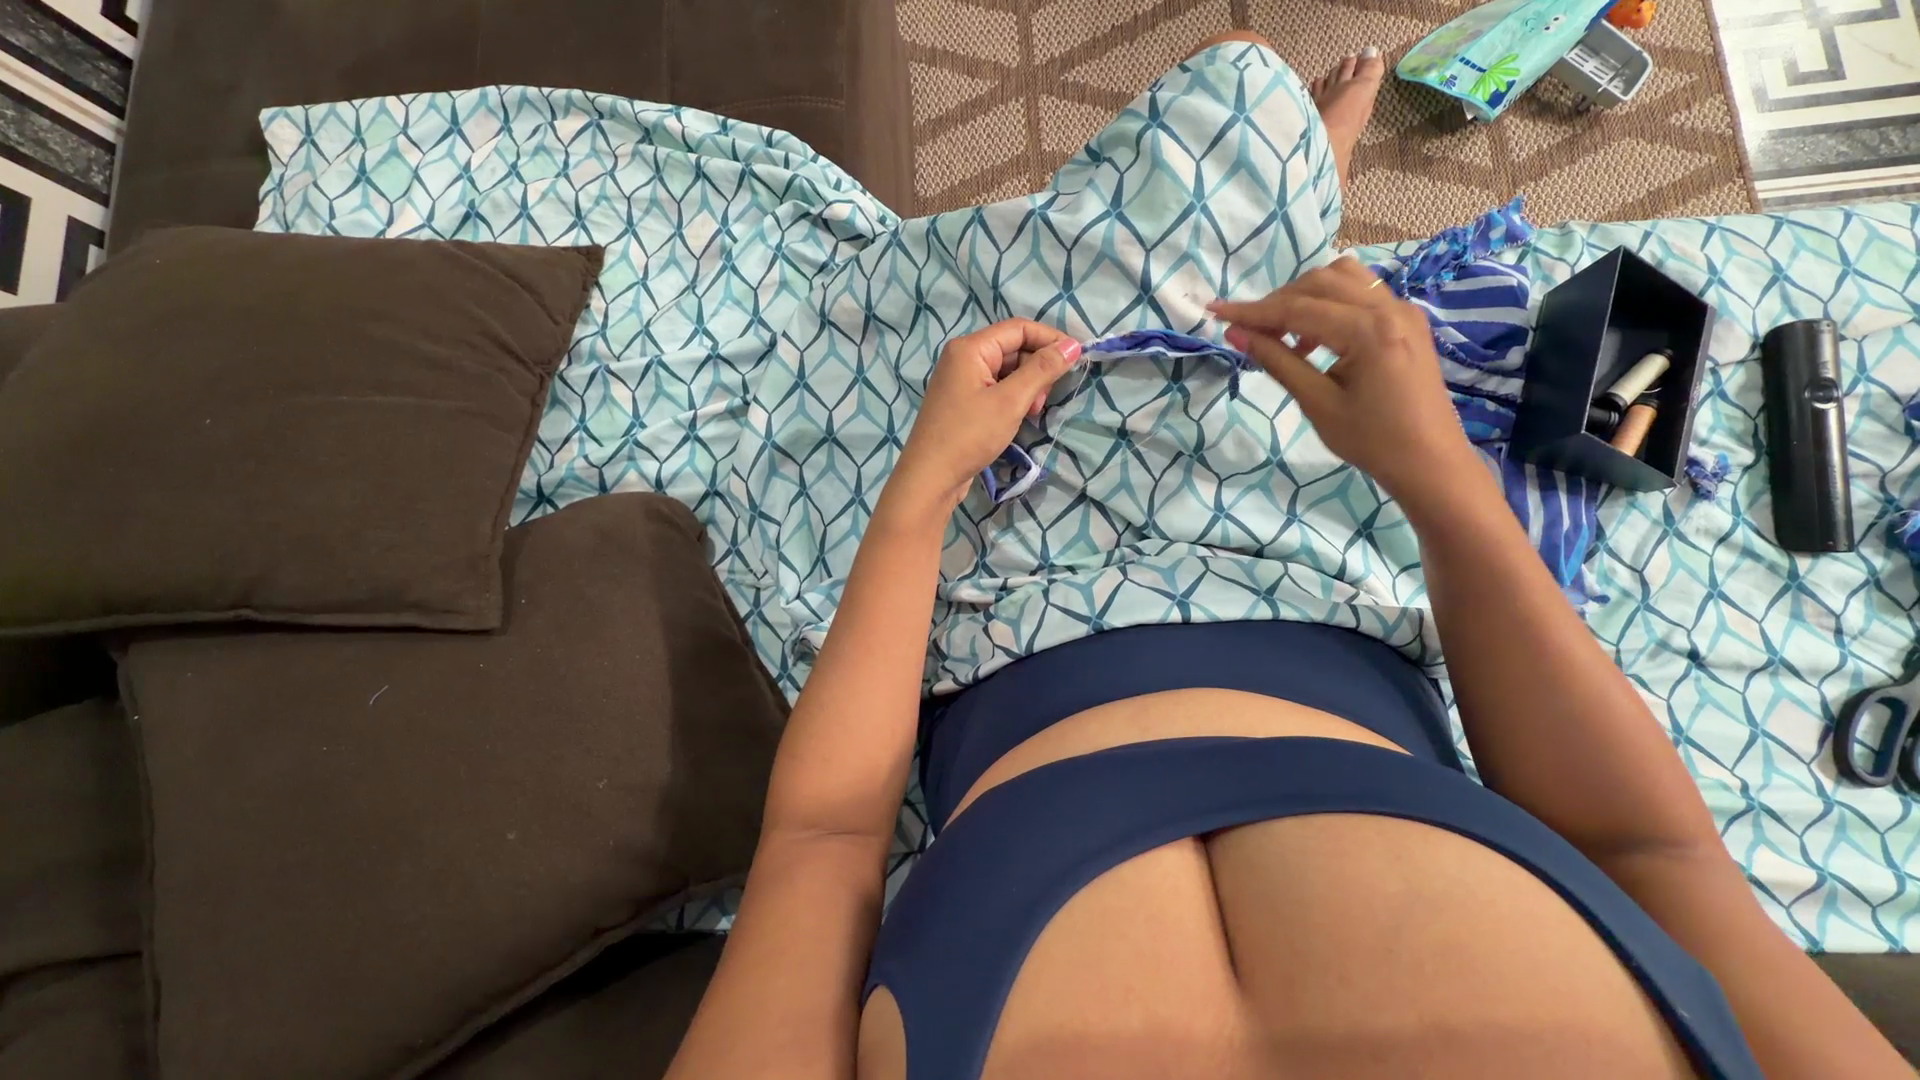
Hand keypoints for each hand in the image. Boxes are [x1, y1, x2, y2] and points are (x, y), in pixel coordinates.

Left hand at [887, 318, 1081, 519]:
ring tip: (1033, 412)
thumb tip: (1073, 346)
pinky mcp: (964, 402)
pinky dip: (1013, 398)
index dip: (1050, 339)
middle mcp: (963, 358)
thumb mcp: (1010, 401)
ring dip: (1027, 386)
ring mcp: (962, 381)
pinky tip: (1020, 417)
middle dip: (1036, 369)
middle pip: (1013, 348)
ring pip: (1007, 371)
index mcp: (970, 348)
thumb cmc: (969, 435)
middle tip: (1045, 399)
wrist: (930, 477)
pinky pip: (996, 389)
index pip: (1019, 328)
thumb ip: (1042, 370)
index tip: (1077, 357)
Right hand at [1209, 257, 1481, 513]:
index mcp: (1368, 331)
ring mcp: (1402, 310)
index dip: (1252, 311)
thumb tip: (1235, 334)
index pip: (1297, 309)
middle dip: (1277, 301)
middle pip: (1320, 282)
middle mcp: (1389, 308)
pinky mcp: (1406, 320)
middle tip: (1248, 331)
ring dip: (1305, 296)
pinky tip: (1314, 338)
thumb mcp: (1317, 403)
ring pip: (1343, 278)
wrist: (1429, 460)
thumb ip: (1277, 361)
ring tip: (1283, 332)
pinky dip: (1329, 304)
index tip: (1216, 312)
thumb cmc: (1372, 440)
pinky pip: (1361, 293)